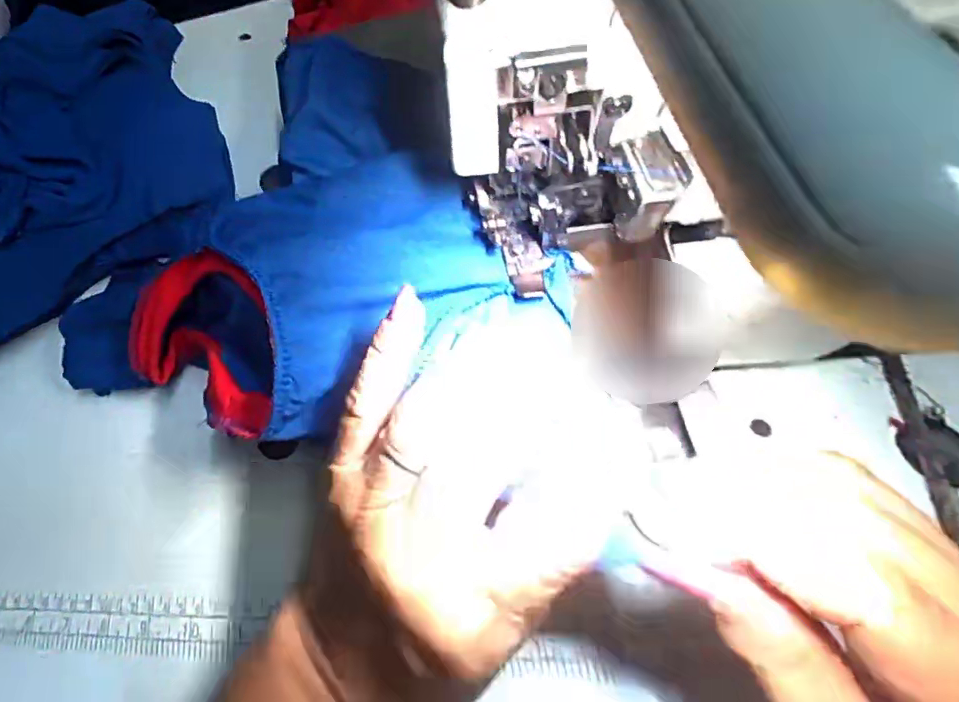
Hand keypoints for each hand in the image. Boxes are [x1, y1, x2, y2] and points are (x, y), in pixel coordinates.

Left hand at [225, 287, 641, 701]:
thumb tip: (596, 475)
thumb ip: (551, 563)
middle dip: (530, 403)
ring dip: (470, 370)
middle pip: (478, 460)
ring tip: (511, 335)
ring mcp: (367, 497)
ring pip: (421, 420)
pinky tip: (408, 306)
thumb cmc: (432, 652)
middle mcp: (413, 546)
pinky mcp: (339, 468)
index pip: (551, 533)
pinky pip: (362, 401)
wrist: (340, 653)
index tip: (619, 422)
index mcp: (471, 607)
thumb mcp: (507, 633)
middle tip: (568, 360)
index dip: (592, 472)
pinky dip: (386, 351)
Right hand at [653, 453, 958, 701]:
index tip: (664, 519)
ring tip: (688, 500)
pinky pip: (865, 494)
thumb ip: (790, 668)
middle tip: (659, 503)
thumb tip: (696, 569)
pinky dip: (786, 484)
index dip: (755, 539)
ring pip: (856, 490)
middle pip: (859, 519)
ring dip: (756, 484)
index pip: (869, 584)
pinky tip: (738, 497)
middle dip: (745, 501)